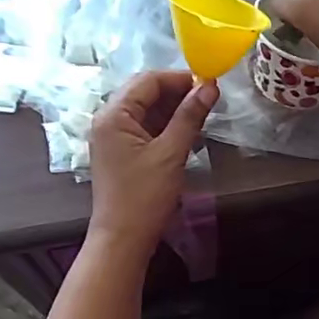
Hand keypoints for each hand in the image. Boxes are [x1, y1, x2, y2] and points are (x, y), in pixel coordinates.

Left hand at [88, 71, 218, 248]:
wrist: (123, 239)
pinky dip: (166, 127)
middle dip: (178, 93)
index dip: (180, 78)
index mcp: (114, 115)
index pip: (148, 81)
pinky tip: (188, 134)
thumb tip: (210, 86)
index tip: (210, 84)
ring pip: (146, 112)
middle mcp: (108, 121)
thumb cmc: (144, 197)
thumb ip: (190, 117)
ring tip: (203, 116)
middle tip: (209, 101)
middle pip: (145, 93)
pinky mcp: (121, 154)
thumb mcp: (171, 154)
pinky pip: (145, 129)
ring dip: (174, 111)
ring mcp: (113, 138)